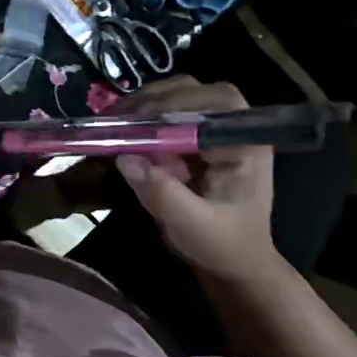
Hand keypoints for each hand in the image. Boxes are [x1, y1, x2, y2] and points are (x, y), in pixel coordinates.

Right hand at [109, 77, 280, 282]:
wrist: (232, 264)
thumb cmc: (222, 245)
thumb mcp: (193, 226)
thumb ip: (163, 194)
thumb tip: (125, 159)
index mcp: (245, 145)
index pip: (217, 103)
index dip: (177, 104)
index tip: (140, 121)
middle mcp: (230, 131)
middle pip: (193, 92)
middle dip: (153, 100)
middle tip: (116, 117)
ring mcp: (209, 134)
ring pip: (175, 99)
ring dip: (142, 106)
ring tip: (111, 121)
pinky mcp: (189, 143)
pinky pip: (162, 119)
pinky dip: (137, 120)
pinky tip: (115, 131)